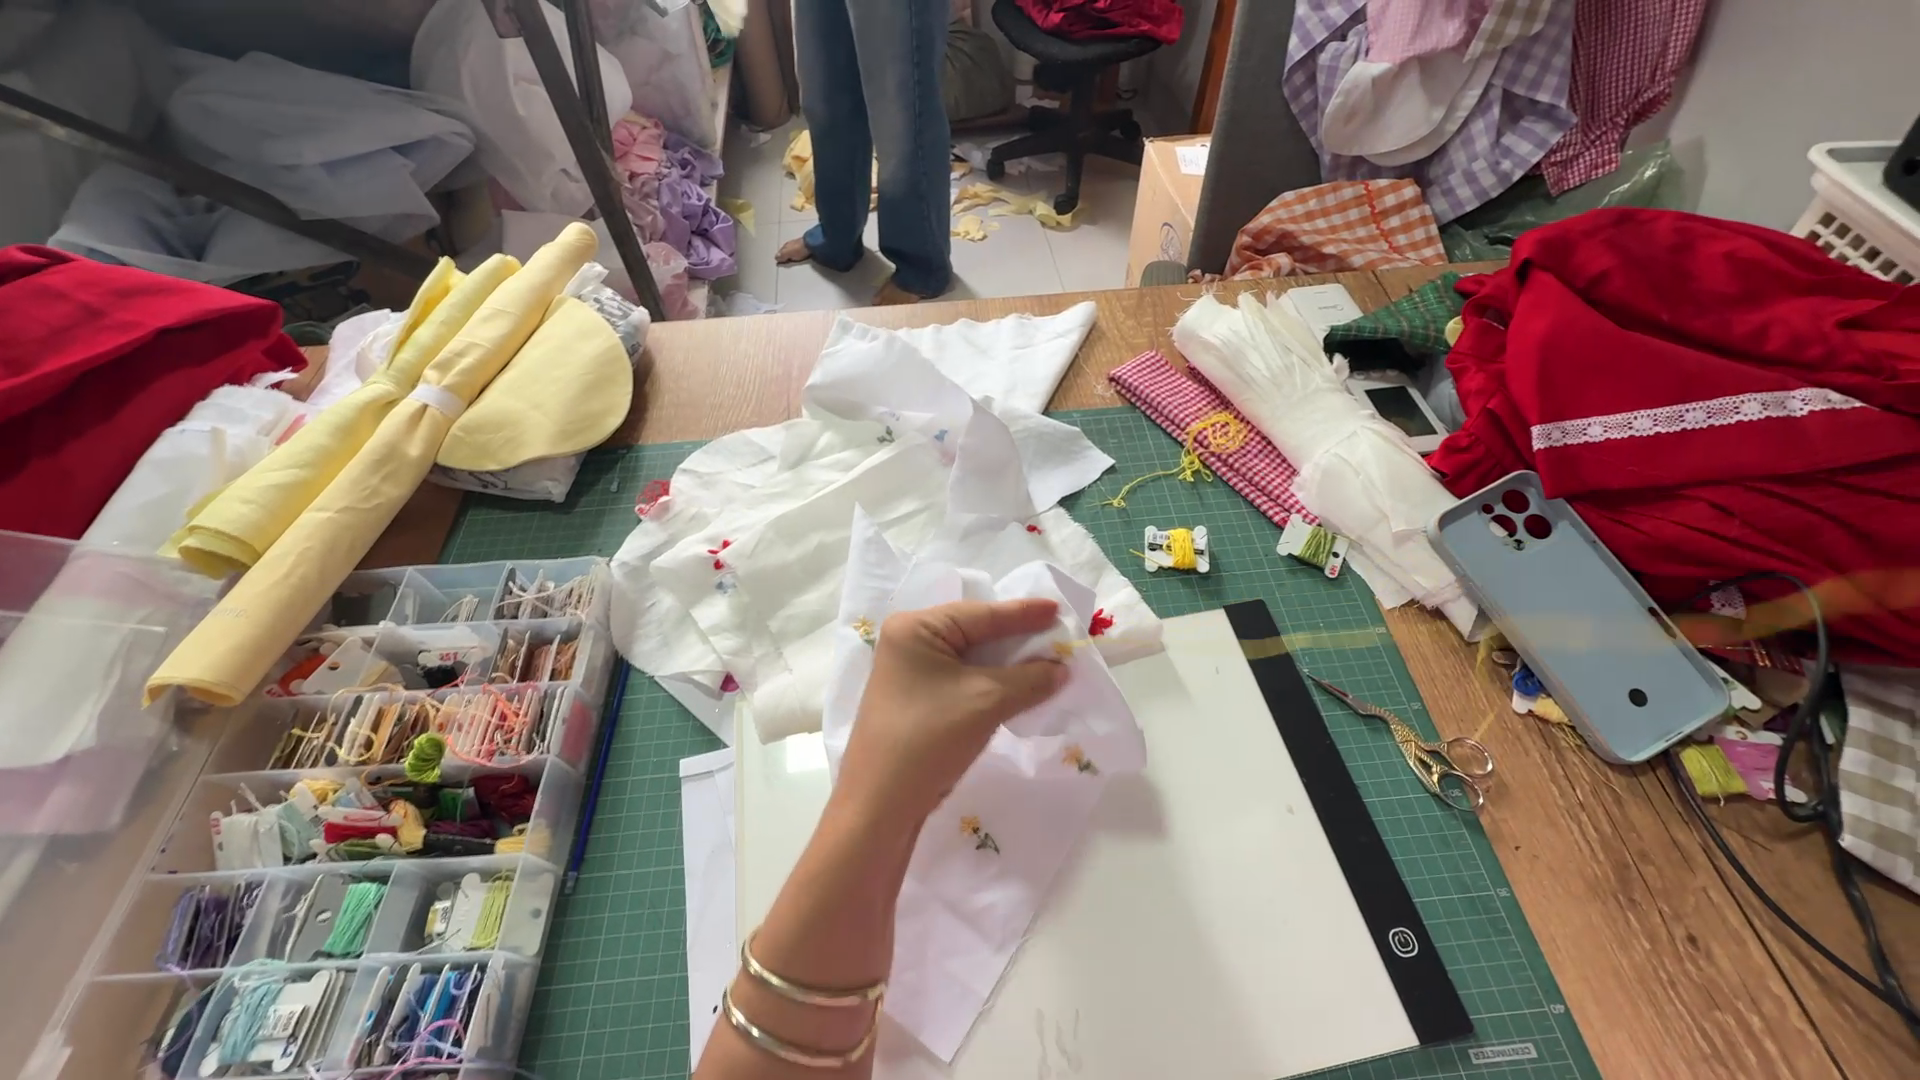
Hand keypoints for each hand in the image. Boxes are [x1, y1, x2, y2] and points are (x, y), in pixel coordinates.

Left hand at [834, 599, 1068, 831]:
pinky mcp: (918, 702)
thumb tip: (1061, 669)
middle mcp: (908, 644)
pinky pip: (964, 682)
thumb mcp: (986, 702)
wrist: (881, 805)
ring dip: (1009, 666)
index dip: (1023, 613)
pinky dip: (994, 684)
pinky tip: (1022, 689)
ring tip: (1049, 662)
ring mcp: (911, 675)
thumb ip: (1029, 679)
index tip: (1059, 608)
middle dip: (1018, 639)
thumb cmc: (929, 738)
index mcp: (914, 629)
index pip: (980, 614)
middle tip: (1059, 635)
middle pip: (975, 633)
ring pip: (972, 660)